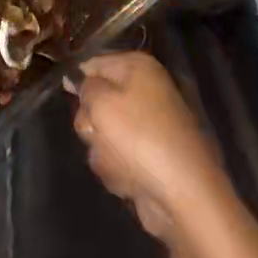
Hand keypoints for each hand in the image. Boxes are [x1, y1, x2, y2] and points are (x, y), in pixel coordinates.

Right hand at [66, 52, 230, 240]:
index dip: (78, 84)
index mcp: (138, 67)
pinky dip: (119, 169)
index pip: (92, 64)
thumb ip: (85, 87)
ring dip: (104, 151)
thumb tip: (77, 78)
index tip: (73, 102)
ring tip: (121, 162)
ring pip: (103, 134)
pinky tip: (131, 179)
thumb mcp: (102, 103)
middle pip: (96, 102)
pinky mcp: (148, 156)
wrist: (184, 192)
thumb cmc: (140, 137)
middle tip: (100, 134)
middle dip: (92, 124)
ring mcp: (148, 125)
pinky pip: (117, 158)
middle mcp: (145, 90)